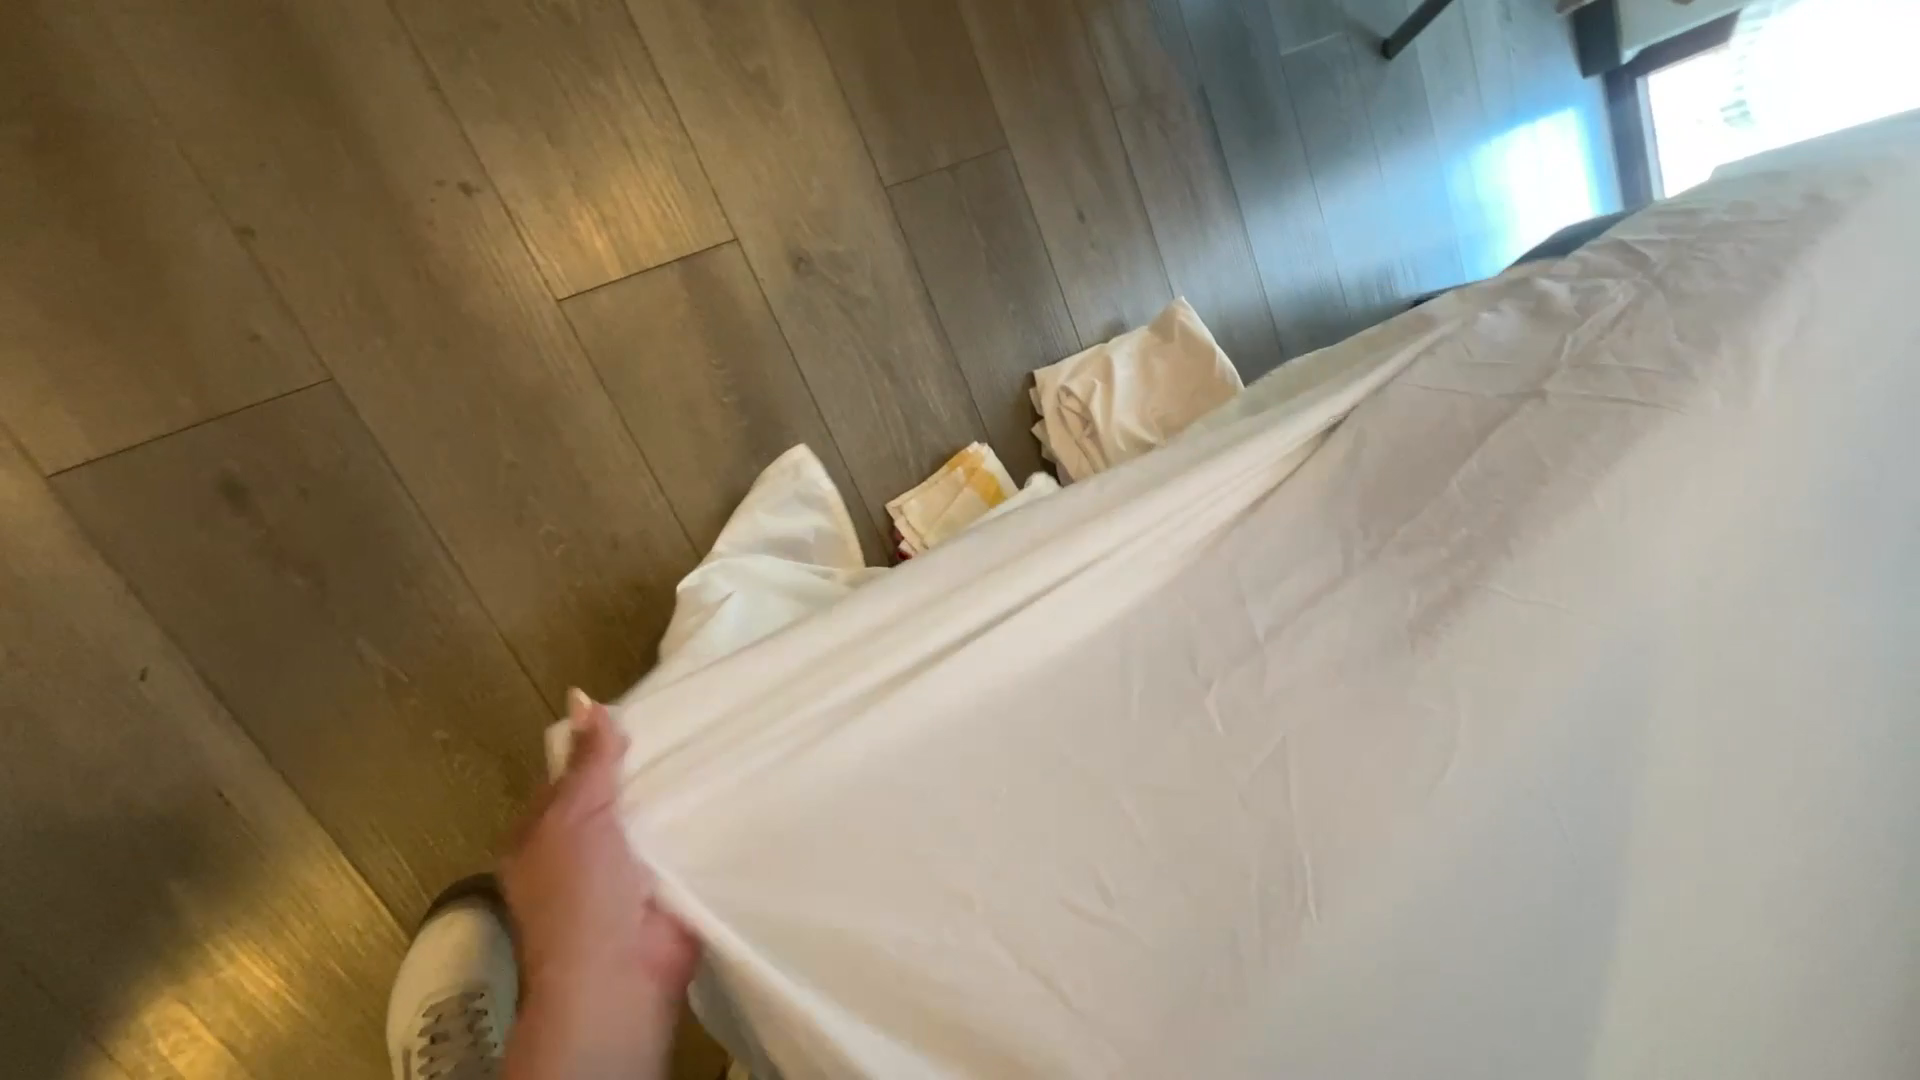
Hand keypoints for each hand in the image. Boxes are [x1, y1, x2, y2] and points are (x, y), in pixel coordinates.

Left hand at [501, 690, 699, 1079]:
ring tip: (721, 736)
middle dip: (650, 762)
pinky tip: (732, 781)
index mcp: (544, 832)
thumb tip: (583, 698)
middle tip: (694, 715)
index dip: (602, 741)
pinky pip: (685, 836)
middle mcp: (584, 846)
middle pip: (619, 789)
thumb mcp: (573, 817)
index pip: (573, 771)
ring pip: (655, 810)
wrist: (621, 975)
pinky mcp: (669, 878)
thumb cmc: (579, 894)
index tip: (644, 707)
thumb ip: (588, 761)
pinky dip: (703, 815)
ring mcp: (628, 865)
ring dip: (680, 787)